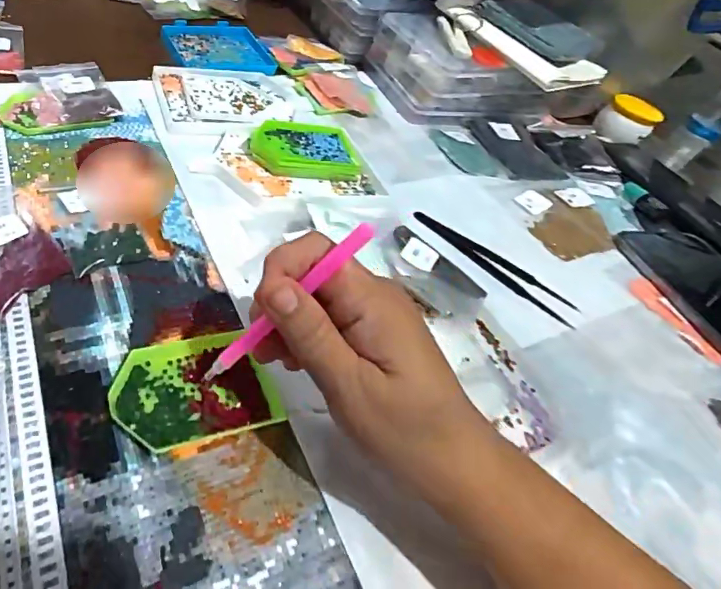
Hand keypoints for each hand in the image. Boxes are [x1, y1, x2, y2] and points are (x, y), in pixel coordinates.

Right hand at [250, 232, 490, 496]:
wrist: (460, 469)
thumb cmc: (407, 431)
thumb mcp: (348, 385)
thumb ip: (309, 332)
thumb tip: (272, 285)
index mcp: (370, 297)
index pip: (315, 250)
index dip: (281, 270)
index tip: (262, 315)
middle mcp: (372, 294)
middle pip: (311, 271)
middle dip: (277, 299)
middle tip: (260, 345)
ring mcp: (373, 314)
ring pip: (314, 295)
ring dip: (286, 319)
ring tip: (272, 359)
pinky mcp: (371, 334)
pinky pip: (327, 318)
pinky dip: (303, 333)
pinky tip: (294, 362)